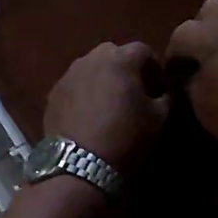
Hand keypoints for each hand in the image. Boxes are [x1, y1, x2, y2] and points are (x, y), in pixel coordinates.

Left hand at [42, 42, 170, 172]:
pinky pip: (73, 88)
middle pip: (113, 56)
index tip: (157, 90)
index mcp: (120, 57)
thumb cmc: (125, 137)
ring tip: (106, 106)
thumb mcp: (158, 118)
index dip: (154, 70)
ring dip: (101, 82)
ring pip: (89, 71)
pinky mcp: (51, 96)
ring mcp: (67, 76)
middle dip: (124, 71)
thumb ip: (165, 97)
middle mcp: (90, 59)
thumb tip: (162, 93)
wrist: (79, 165)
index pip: (144, 51)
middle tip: (130, 96)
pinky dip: (81, 96)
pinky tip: (86, 117)